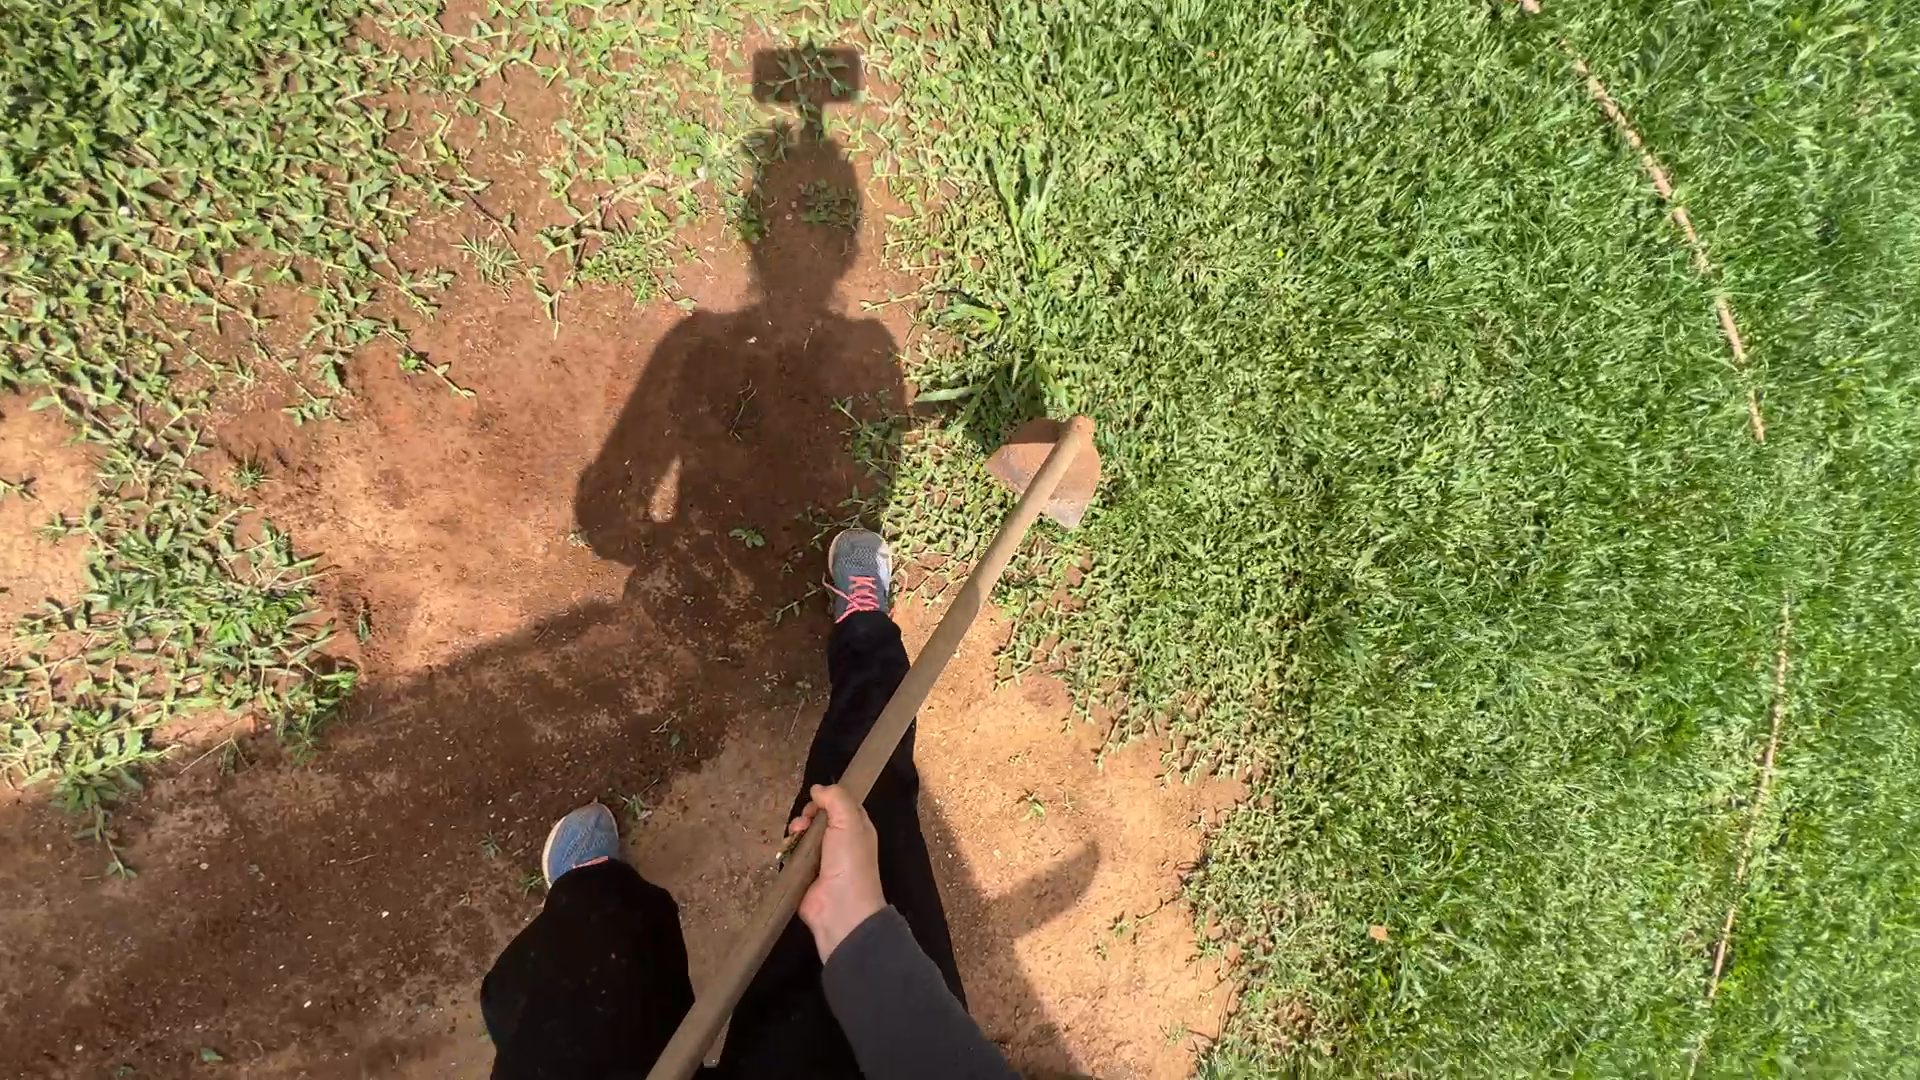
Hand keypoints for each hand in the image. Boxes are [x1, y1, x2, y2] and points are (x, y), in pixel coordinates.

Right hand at [789, 783, 885, 960]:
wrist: (840, 908)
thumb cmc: (849, 860)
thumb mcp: (849, 821)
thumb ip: (836, 798)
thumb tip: (818, 788)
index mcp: (856, 827)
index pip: (840, 804)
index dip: (827, 799)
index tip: (816, 800)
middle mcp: (840, 840)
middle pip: (819, 818)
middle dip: (807, 815)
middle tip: (803, 822)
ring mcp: (821, 858)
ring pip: (804, 834)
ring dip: (796, 830)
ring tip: (795, 835)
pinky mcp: (804, 873)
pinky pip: (793, 854)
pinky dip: (787, 849)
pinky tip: (786, 849)